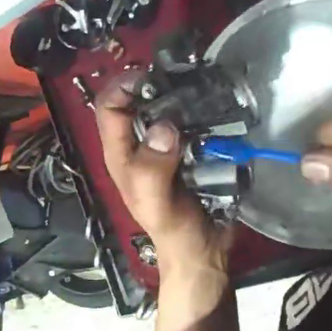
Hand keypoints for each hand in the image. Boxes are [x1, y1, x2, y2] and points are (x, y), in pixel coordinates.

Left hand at [94, 72, 230, 277]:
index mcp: (122, 154)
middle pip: (141, 101)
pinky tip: (222, 108)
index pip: (109, 106)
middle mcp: (142, 145)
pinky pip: (197, 122)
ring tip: (210, 89)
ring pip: (171, 108)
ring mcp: (169, 147)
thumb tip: (164, 127)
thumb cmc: (175, 232)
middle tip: (189, 78)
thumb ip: (152, 170)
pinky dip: (207, 112)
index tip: (155, 77)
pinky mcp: (195, 151)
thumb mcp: (157, 206)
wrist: (205, 253)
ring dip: (187, 96)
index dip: (124, 86)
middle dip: (160, 85)